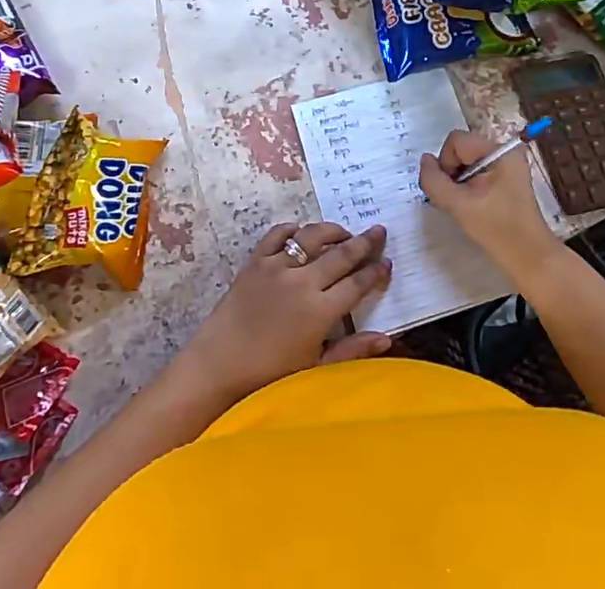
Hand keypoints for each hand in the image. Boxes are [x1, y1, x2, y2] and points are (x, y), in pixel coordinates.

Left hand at [179, 222, 392, 402]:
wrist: (218, 366)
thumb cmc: (268, 375)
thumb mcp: (315, 369)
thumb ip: (351, 350)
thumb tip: (386, 338)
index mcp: (320, 311)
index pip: (357, 284)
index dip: (375, 272)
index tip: (387, 262)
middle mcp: (301, 282)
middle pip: (340, 254)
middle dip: (364, 242)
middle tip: (379, 231)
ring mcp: (276, 268)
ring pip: (311, 237)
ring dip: (332, 231)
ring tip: (344, 232)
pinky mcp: (255, 262)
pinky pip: (277, 235)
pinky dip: (292, 229)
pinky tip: (301, 232)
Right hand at [419, 129, 562, 271]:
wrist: (529, 256)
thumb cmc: (495, 229)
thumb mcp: (457, 205)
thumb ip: (434, 180)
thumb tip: (425, 160)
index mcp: (499, 151)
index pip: (456, 140)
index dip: (446, 162)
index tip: (453, 189)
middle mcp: (505, 150)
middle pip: (461, 148)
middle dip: (452, 171)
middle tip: (457, 198)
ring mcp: (508, 163)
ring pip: (467, 159)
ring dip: (459, 179)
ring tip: (465, 203)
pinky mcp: (507, 176)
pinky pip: (477, 169)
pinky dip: (469, 184)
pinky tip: (473, 203)